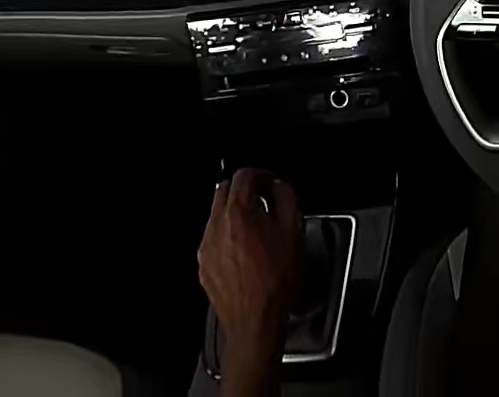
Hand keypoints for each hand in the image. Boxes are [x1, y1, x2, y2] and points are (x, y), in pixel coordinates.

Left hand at [199, 168, 301, 385]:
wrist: (256, 323)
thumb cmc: (276, 279)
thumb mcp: (294, 229)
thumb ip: (286, 197)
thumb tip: (277, 186)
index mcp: (239, 213)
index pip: (243, 175)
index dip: (261, 174)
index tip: (271, 183)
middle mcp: (216, 226)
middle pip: (224, 189)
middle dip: (244, 188)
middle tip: (262, 198)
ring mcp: (206, 247)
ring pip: (216, 213)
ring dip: (234, 210)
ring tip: (256, 225)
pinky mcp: (204, 265)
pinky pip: (213, 236)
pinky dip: (227, 232)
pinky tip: (245, 248)